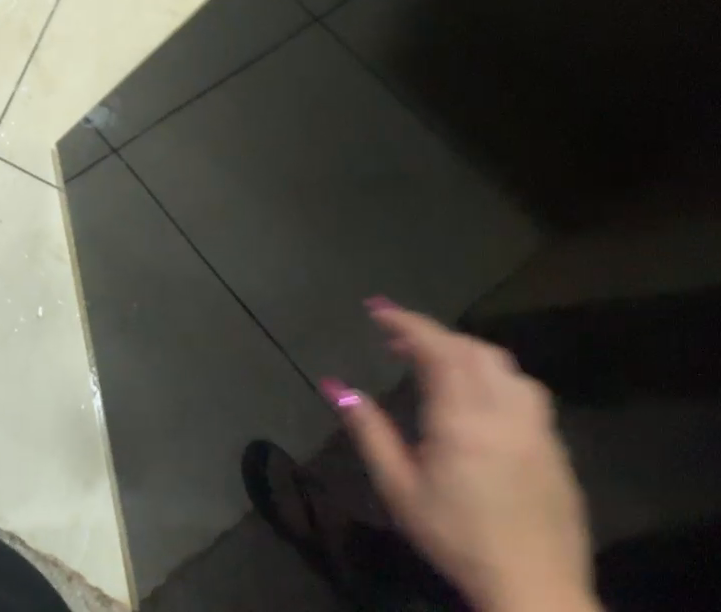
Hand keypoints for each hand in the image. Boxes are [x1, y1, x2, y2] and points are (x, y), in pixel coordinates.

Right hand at [325, 302, 596, 611]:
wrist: (535, 589)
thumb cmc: (454, 534)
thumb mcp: (397, 485)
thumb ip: (368, 431)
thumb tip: (335, 386)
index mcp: (464, 421)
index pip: (440, 351)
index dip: (407, 323)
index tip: (375, 309)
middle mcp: (507, 417)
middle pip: (477, 352)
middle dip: (435, 334)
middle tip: (395, 338)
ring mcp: (539, 434)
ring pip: (509, 371)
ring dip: (469, 354)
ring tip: (435, 363)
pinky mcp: (556, 453)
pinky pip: (526, 396)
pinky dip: (493, 379)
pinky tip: (473, 400)